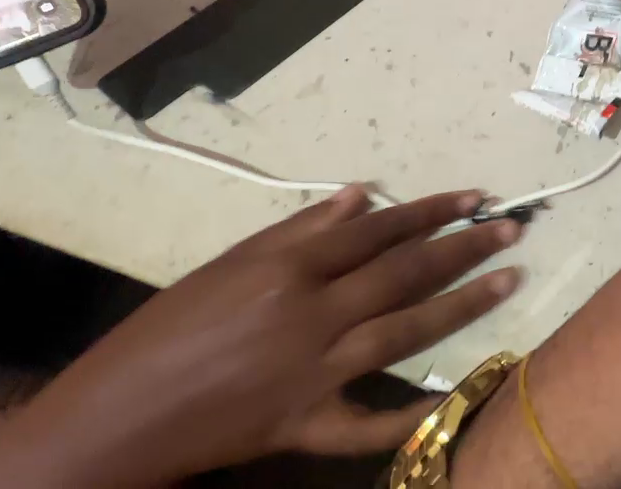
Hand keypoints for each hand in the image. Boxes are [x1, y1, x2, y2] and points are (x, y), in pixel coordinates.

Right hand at [0, 187, 524, 488]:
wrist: (107, 422)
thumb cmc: (165, 330)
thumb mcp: (228, 264)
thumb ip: (300, 229)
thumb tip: (363, 194)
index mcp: (288, 270)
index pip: (380, 230)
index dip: (431, 211)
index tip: (476, 197)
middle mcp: (309, 315)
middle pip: (404, 274)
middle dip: (464, 248)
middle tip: (512, 229)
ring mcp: (310, 373)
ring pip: (403, 331)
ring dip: (462, 304)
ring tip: (510, 278)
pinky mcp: (302, 425)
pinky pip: (365, 426)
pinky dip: (408, 416)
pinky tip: (457, 397)